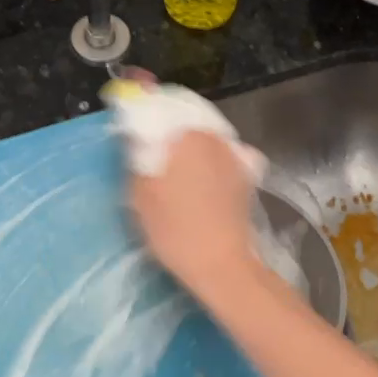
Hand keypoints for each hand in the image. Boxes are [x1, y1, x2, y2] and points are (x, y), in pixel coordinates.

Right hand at [130, 130, 261, 297]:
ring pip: (203, 140)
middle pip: (183, 123)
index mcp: (187, 135)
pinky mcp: (245, 177)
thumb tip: (136, 139)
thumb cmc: (175, 228)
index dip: (142, 115)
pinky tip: (196, 179)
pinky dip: (206, 162)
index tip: (132, 125)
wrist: (222, 266)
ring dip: (187, 146)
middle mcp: (215, 137)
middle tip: (149, 148)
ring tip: (172, 166)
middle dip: (167, 131)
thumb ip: (136, 158)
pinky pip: (219, 157)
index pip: (158, 110)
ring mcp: (234, 156)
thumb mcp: (140, 193)